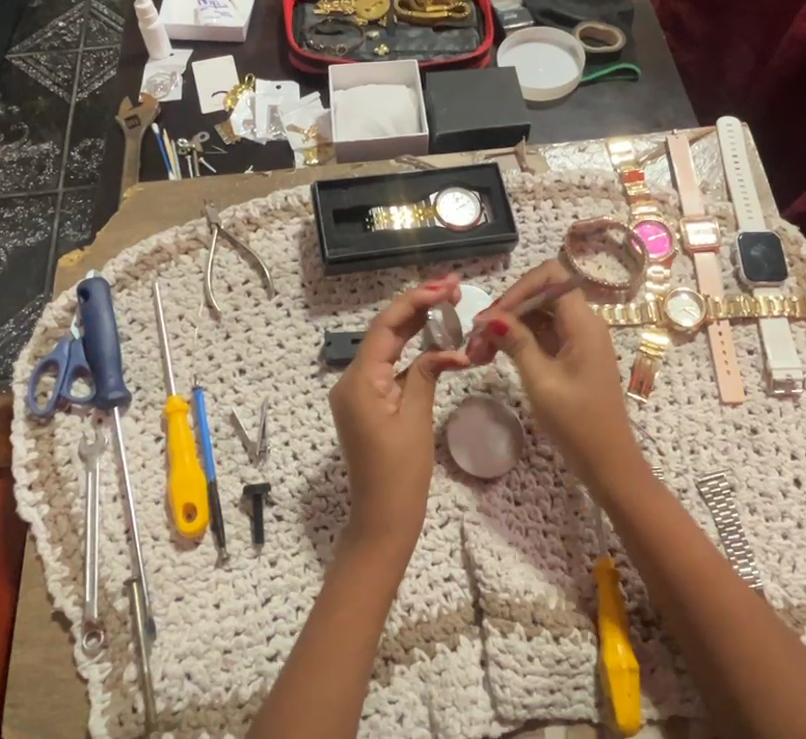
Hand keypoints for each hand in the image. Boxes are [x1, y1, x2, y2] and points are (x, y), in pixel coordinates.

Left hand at [330, 274, 468, 558]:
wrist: (382, 519)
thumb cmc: (400, 474)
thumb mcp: (416, 418)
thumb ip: (427, 374)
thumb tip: (450, 349)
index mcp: (359, 380)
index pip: (386, 326)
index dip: (416, 301)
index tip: (446, 286)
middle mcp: (351, 380)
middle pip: (385, 332)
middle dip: (418, 307)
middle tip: (454, 287)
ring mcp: (358, 392)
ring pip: (388, 347)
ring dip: (416, 325)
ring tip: (449, 302)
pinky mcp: (368, 403)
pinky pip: (389, 366)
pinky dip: (412, 351)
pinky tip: (435, 337)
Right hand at [467, 261, 642, 487]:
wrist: (608, 461)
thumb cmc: (577, 422)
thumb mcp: (541, 380)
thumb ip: (516, 342)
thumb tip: (490, 316)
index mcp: (584, 322)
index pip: (551, 276)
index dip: (519, 287)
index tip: (493, 315)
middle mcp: (584, 323)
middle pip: (541, 294)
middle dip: (507, 309)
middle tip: (476, 338)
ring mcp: (579, 339)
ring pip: (539, 315)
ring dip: (509, 326)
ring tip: (479, 351)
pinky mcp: (572, 356)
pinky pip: (543, 334)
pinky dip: (519, 341)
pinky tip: (494, 356)